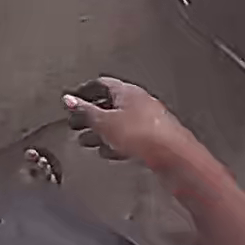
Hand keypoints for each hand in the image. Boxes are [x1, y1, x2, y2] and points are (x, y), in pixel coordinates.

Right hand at [62, 76, 213, 175]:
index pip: (100, 84)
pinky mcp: (156, 140)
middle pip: (110, 104)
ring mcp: (150, 121)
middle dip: (91, 114)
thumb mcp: (104, 122)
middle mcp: (141, 102)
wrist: (176, 160)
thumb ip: (84, 111)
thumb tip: (68, 100)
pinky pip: (131, 138)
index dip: (83, 91)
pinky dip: (116, 143)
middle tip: (77, 121)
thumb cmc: (144, 135)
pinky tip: (109, 152)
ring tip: (87, 140)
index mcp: (128, 91)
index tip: (72, 99)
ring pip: (120, 123)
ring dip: (102, 131)